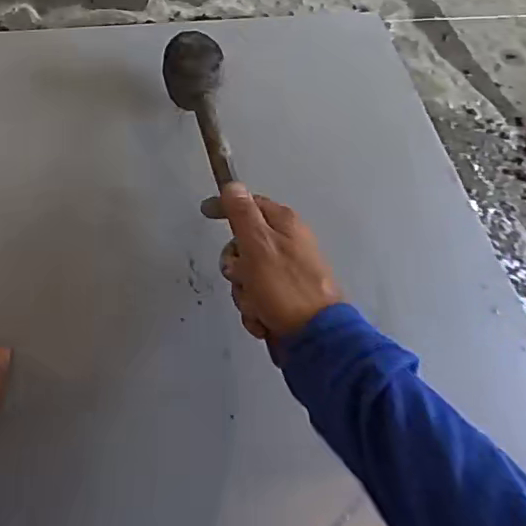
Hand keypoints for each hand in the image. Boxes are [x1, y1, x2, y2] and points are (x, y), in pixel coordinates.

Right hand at [207, 183, 343, 341]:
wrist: (318, 340)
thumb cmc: (287, 288)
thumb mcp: (259, 244)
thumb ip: (242, 213)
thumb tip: (233, 186)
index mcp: (284, 224)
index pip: (248, 204)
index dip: (225, 207)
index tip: (207, 211)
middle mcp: (287, 244)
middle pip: (242, 244)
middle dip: (236, 266)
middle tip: (244, 276)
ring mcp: (286, 273)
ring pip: (246, 275)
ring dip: (245, 293)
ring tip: (259, 304)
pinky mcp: (285, 299)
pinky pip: (256, 298)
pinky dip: (255, 310)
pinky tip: (264, 319)